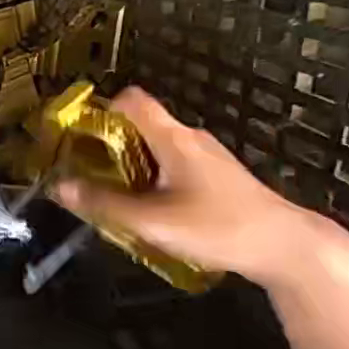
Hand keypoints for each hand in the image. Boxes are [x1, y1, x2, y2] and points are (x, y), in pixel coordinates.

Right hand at [52, 86, 348, 287]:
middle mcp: (190, 139)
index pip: (132, 100)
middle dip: (108, 147)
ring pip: (155, 148)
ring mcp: (207, 157)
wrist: (289, 248)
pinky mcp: (218, 177)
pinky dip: (152, 179)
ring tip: (113, 196)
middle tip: (87, 175)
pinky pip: (172, 165)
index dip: (101, 110)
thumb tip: (59, 187)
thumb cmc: (219, 228)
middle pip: (139, 126)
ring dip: (130, 166)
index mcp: (173, 138)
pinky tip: (150, 210)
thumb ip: (104, 204)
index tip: (80, 138)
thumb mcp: (152, 221)